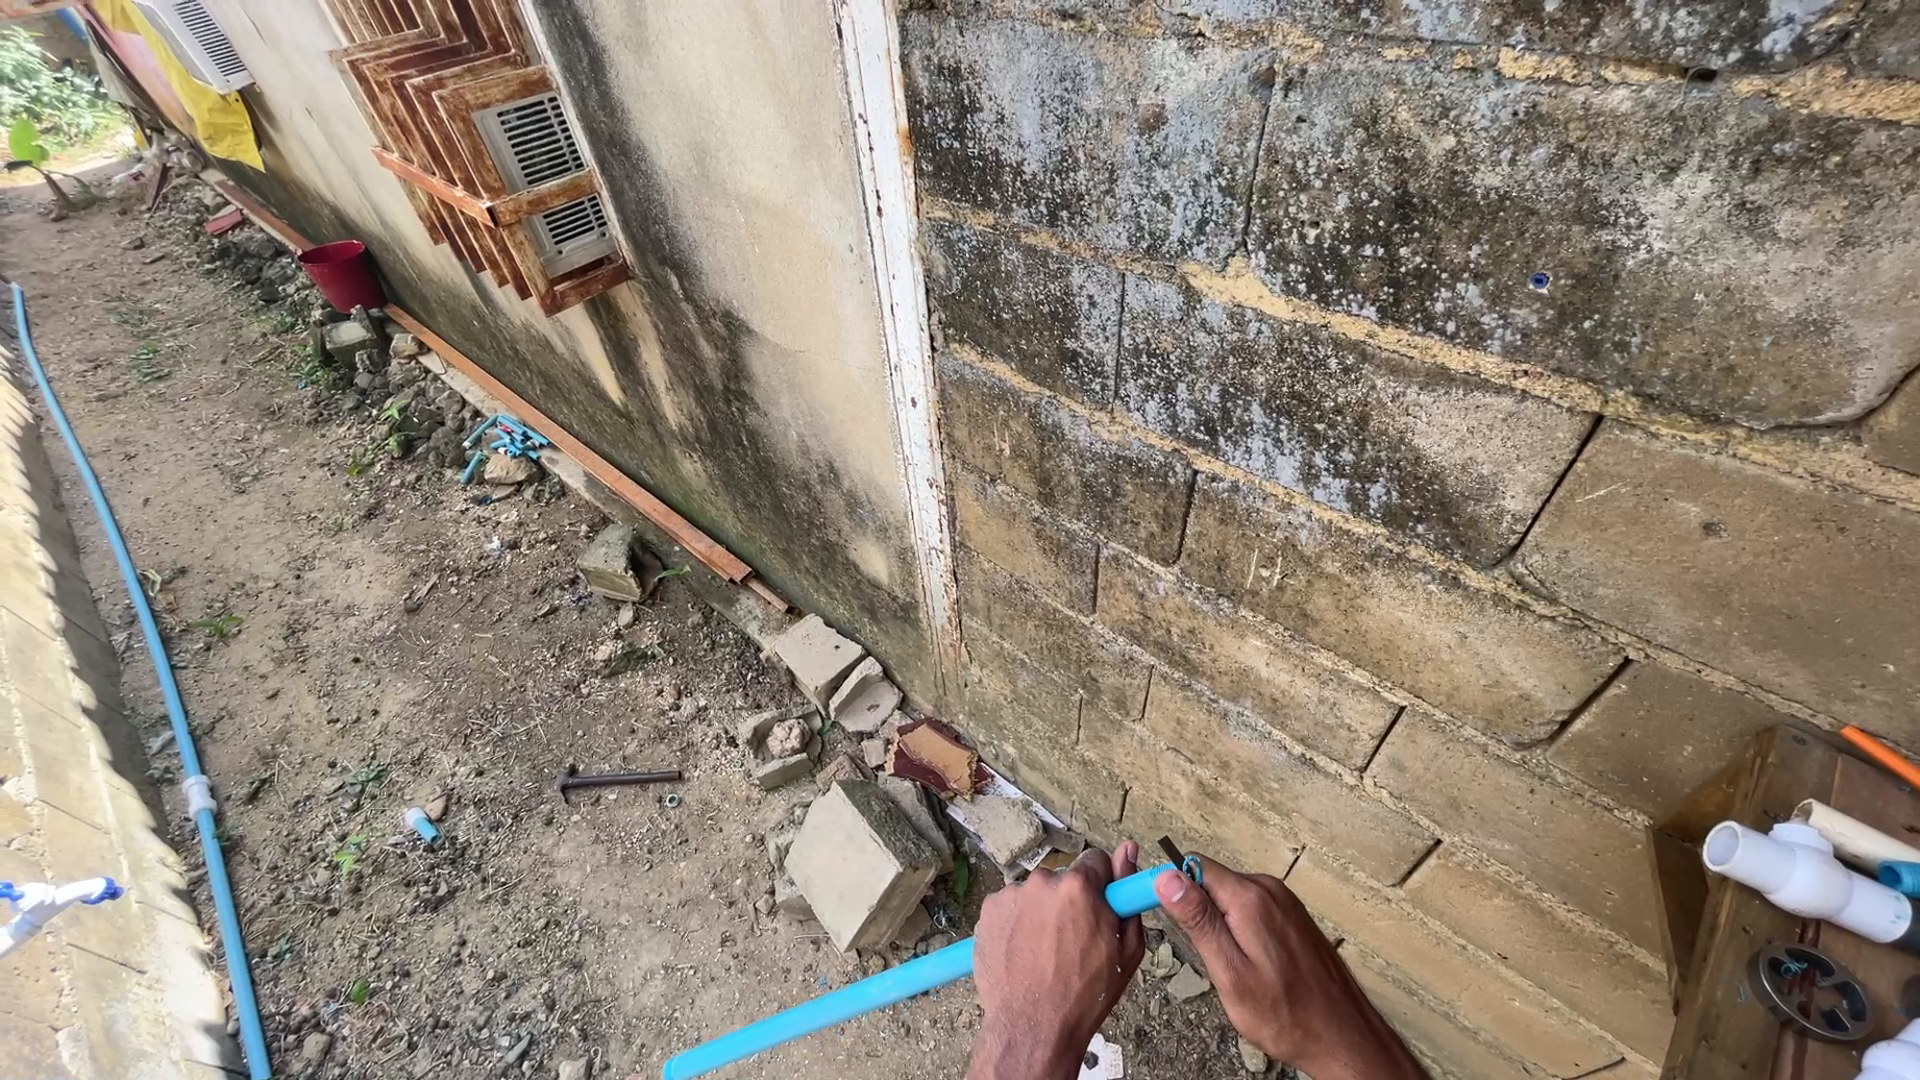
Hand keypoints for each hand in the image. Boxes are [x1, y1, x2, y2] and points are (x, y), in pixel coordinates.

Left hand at [968, 842, 1145, 1079]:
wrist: (1033, 1027)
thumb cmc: (1084, 995)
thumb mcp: (1125, 950)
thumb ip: (1127, 895)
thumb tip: (1128, 851)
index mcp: (1078, 886)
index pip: (1094, 860)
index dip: (1099, 884)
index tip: (1097, 905)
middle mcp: (1042, 881)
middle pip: (1063, 879)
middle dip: (1069, 901)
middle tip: (1070, 938)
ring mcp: (1012, 893)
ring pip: (1036, 893)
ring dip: (1041, 911)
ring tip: (1044, 950)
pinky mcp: (990, 908)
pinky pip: (1011, 905)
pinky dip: (1017, 922)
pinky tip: (1023, 950)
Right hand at [1154, 855, 1426, 1079]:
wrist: (1347, 1040)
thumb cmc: (1286, 1016)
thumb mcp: (1230, 974)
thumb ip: (1198, 921)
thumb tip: (1165, 877)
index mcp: (1248, 897)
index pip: (1192, 866)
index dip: (1175, 891)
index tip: (1177, 925)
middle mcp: (1268, 888)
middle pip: (1212, 881)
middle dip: (1202, 912)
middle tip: (1215, 959)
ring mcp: (1284, 899)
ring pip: (1231, 895)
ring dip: (1224, 923)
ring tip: (1239, 966)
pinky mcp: (1293, 913)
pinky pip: (1252, 907)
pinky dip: (1244, 928)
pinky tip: (1258, 963)